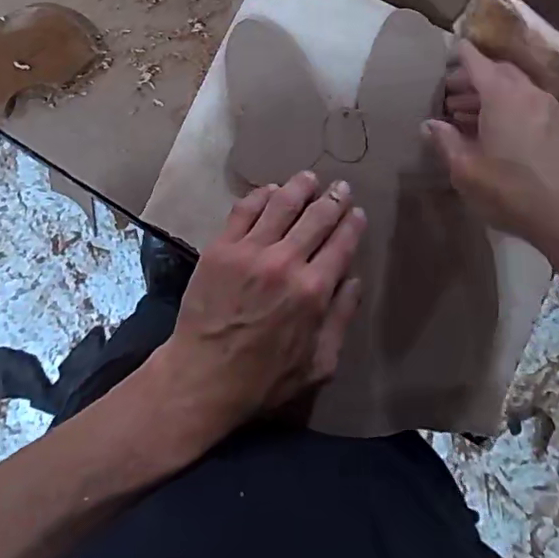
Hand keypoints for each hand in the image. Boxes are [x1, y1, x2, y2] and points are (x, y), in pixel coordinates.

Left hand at [155, 172, 365, 432]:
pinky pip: (244, 209)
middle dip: (334, 199)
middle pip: (318, 217)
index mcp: (314, 291)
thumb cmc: (264, 379)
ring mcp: (251, 251)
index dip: (352, 223)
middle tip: (340, 188)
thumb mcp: (319, 364)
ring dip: (301, 187)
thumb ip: (342, 319)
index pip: (342, 243)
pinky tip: (272, 190)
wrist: (201, 379)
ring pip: (283, 204)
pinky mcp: (221, 248)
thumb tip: (355, 281)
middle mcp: (286, 262)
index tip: (357, 213)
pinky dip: (262, 195)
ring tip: (309, 178)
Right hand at [426, 40, 558, 255]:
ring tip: (470, 118)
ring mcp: (551, 108)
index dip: (459, 56)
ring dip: (492, 95)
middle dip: (473, 79)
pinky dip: (512, 107)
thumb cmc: (512, 192)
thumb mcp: (467, 171)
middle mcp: (528, 92)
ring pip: (516, 88)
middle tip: (451, 98)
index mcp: (502, 95)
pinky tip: (501, 134)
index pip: (476, 60)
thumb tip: (430, 124)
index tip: (445, 58)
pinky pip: (531, 104)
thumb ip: (445, 142)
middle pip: (498, 71)